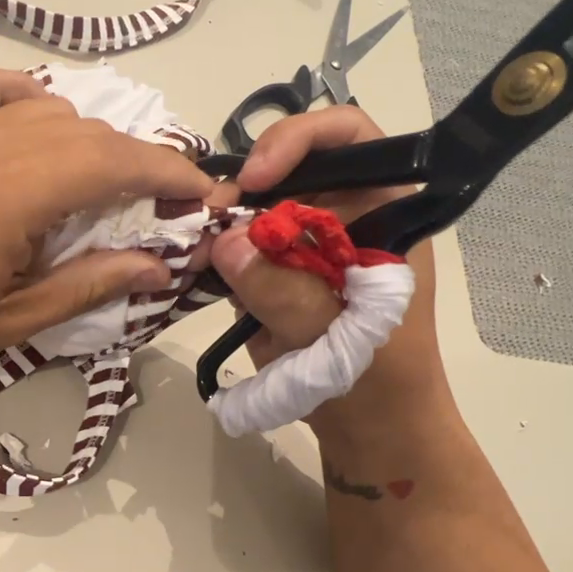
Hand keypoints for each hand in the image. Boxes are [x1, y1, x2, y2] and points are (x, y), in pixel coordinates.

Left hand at [0, 69, 213, 368]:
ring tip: (104, 187)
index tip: (205, 198)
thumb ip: (89, 287)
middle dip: (141, 164)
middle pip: (92, 134)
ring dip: (92, 141)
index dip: (171, 174)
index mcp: (13, 195)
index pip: (115, 163)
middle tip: (163, 206)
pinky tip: (41, 127)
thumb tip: (159, 268)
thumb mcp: (11, 320)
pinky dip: (30, 98)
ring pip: (52, 111)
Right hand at [206, 105, 454, 442]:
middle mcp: (339, 219)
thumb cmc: (378, 382)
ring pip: (253, 211)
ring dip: (219, 223)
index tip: (258, 178)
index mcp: (381, 214)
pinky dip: (209, 257)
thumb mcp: (340, 339)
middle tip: (206, 216)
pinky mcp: (269, 278)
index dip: (301, 140)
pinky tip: (191, 270)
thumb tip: (226, 243)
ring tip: (193, 250)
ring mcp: (300, 249)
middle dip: (244, 188)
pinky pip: (234, 252)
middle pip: (287, 172)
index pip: (349, 140)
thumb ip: (287, 291)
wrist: (365, 431)